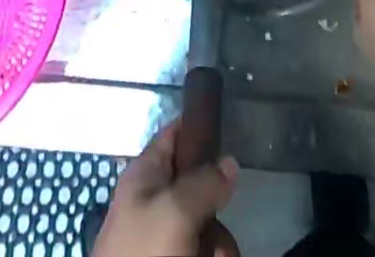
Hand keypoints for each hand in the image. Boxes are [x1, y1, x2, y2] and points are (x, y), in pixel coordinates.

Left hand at [93, 121, 240, 256]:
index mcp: (145, 176)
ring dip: (221, 246)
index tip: (229, 134)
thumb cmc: (144, 255)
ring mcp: (165, 239)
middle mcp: (155, 202)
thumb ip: (205, 182)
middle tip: (216, 225)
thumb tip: (230, 162)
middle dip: (218, 208)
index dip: (200, 130)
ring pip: (210, 229)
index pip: (174, 135)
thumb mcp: (175, 210)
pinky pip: (207, 253)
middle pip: (201, 187)